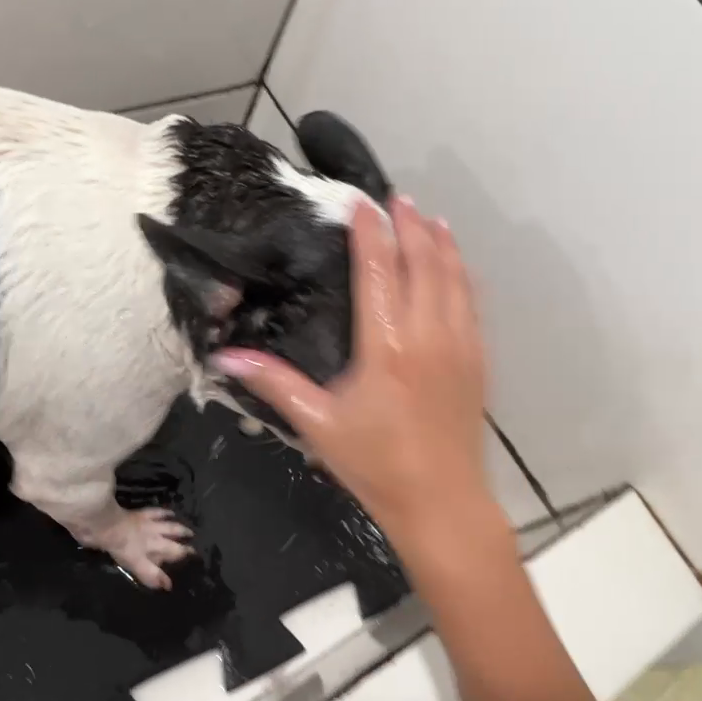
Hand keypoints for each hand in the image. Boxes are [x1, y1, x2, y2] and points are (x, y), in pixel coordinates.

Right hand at [211, 196, 505, 554]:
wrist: (442, 502)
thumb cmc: (376, 465)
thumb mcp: (318, 425)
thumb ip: (274, 384)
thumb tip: (223, 357)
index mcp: (387, 345)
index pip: (378, 270)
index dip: (369, 232)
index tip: (361, 203)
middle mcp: (428, 334)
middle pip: (422, 263)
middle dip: (409, 226)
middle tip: (397, 198)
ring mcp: (459, 345)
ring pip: (453, 278)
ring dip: (441, 244)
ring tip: (429, 218)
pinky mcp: (478, 361)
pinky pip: (472, 303)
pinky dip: (462, 275)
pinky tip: (457, 266)